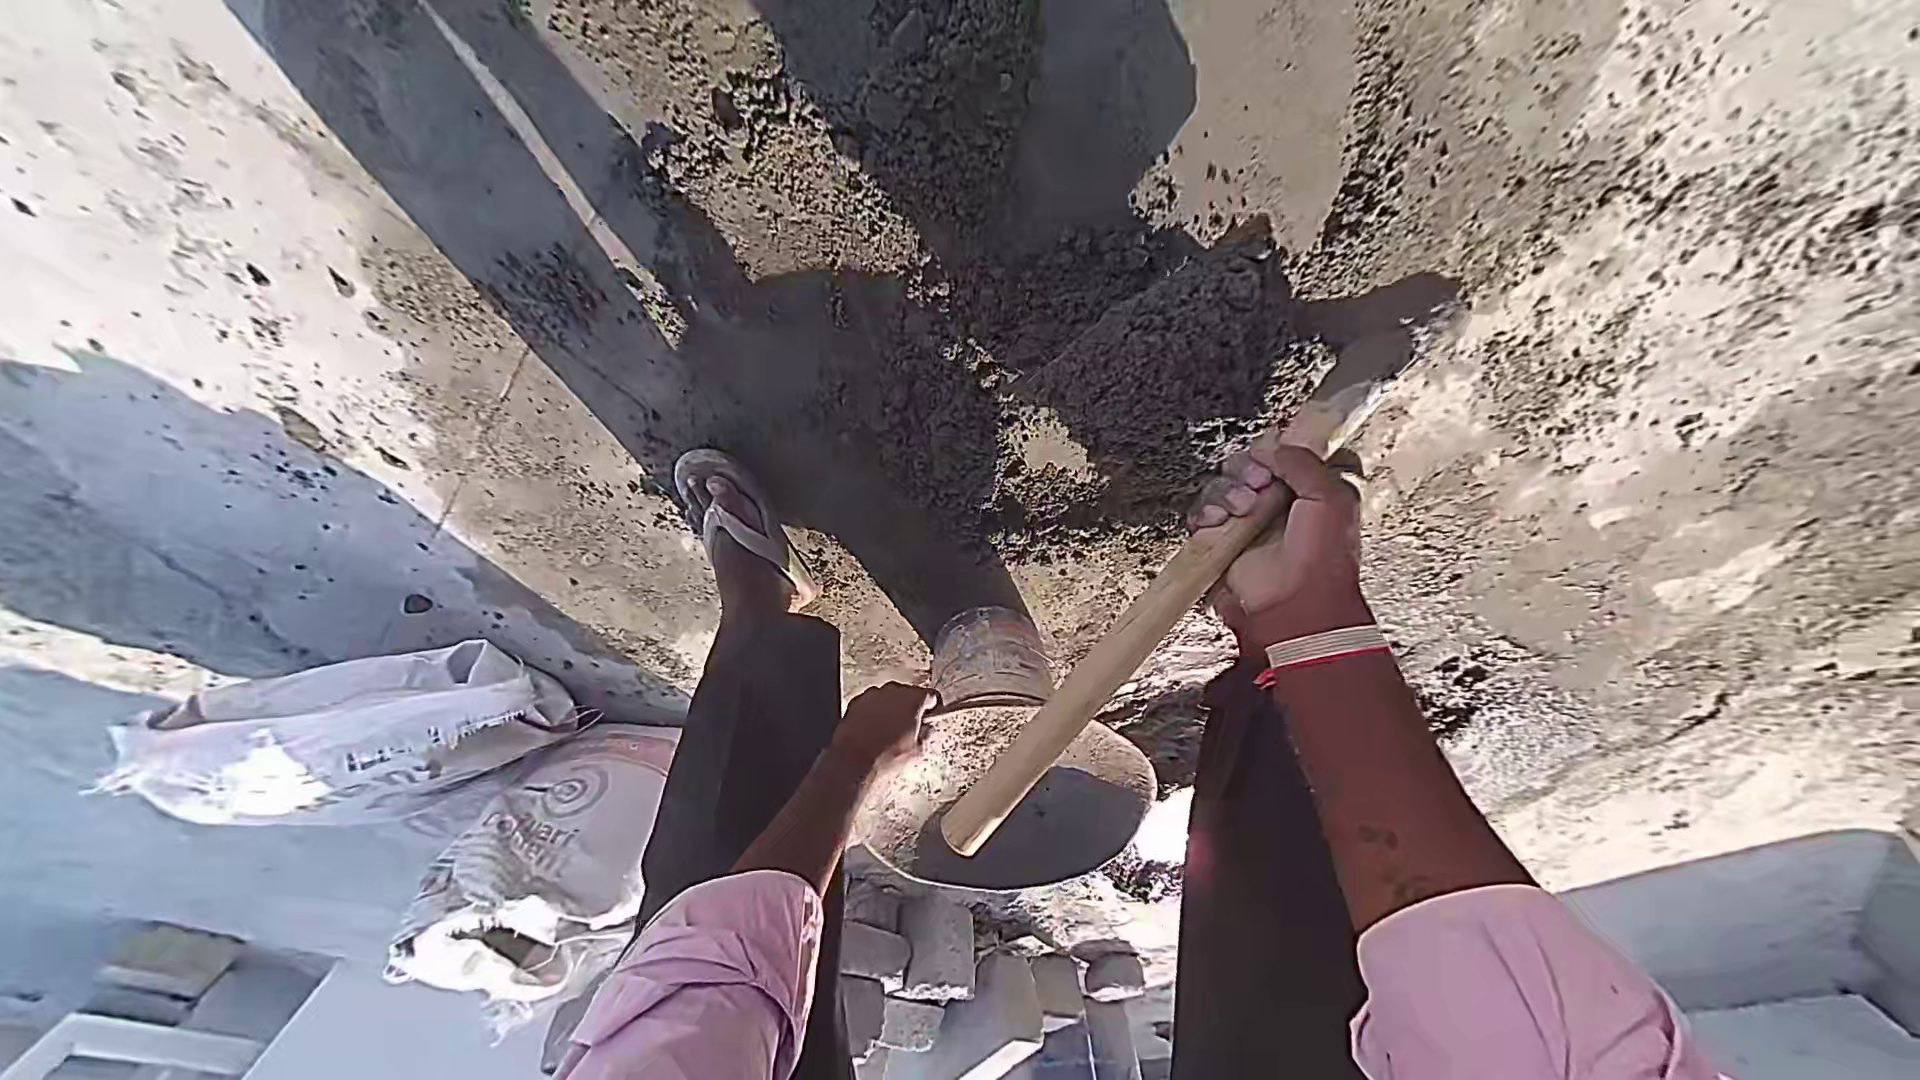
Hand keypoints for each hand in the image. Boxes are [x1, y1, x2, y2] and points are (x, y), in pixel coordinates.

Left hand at [831, 682, 937, 775]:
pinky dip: (874, 713)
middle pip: (910, 695)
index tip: (933, 715)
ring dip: (892, 709)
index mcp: (914, 699)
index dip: (935, 707)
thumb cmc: (885, 756)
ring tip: (890, 732)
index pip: (932, 695)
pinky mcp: (857, 702)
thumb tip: (925, 731)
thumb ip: (926, 733)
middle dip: (911, 709)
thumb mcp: (917, 750)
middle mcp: (894, 691)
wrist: (853, 762)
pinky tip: (874, 731)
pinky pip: (872, 703)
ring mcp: (874, 694)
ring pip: (890, 698)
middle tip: (911, 728)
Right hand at [1186, 434, 1369, 648]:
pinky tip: (1218, 521)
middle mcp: (1272, 504)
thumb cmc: (1322, 556)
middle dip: (1244, 472)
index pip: (1274, 455)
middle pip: (1242, 467)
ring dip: (1225, 493)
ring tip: (1241, 510)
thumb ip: (1303, 462)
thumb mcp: (1332, 498)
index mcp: (1302, 490)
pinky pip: (1200, 512)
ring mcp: (1243, 522)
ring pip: (1219, 487)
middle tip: (1256, 488)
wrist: (1294, 601)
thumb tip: (1270, 445)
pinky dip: (1205, 512)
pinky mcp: (1219, 540)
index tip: (1272, 467)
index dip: (1269, 454)